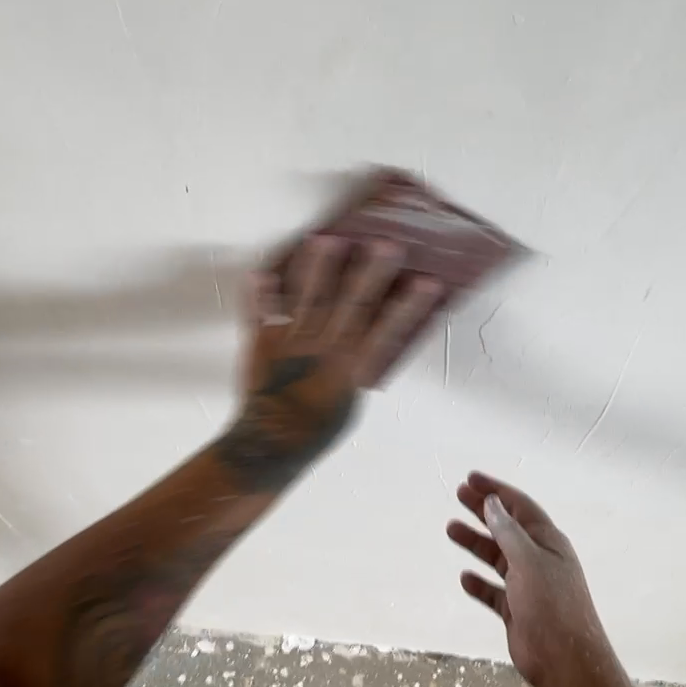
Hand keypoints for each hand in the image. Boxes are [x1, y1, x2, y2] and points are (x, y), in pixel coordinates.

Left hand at [214, 236, 441, 491]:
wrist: (270, 446)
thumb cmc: (315, 430)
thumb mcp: (348, 402)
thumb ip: (355, 366)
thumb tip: (367, 340)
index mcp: (350, 366)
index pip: (386, 330)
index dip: (408, 306)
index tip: (428, 281)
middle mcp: (324, 348)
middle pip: (351, 305)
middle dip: (371, 275)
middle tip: (387, 245)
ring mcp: (291, 342)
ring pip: (306, 300)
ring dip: (315, 270)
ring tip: (324, 239)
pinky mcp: (261, 343)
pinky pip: (257, 315)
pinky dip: (257, 296)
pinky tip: (259, 272)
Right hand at [448, 472, 610, 686]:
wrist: (565, 662)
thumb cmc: (551, 604)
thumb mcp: (528, 559)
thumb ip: (508, 531)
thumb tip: (491, 503)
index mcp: (547, 541)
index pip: (519, 506)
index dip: (496, 490)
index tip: (471, 478)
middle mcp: (538, 559)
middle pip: (506, 527)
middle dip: (482, 510)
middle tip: (458, 495)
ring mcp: (527, 586)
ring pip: (497, 557)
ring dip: (476, 542)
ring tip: (451, 529)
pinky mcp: (516, 611)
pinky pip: (494, 591)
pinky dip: (479, 583)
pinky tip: (465, 578)